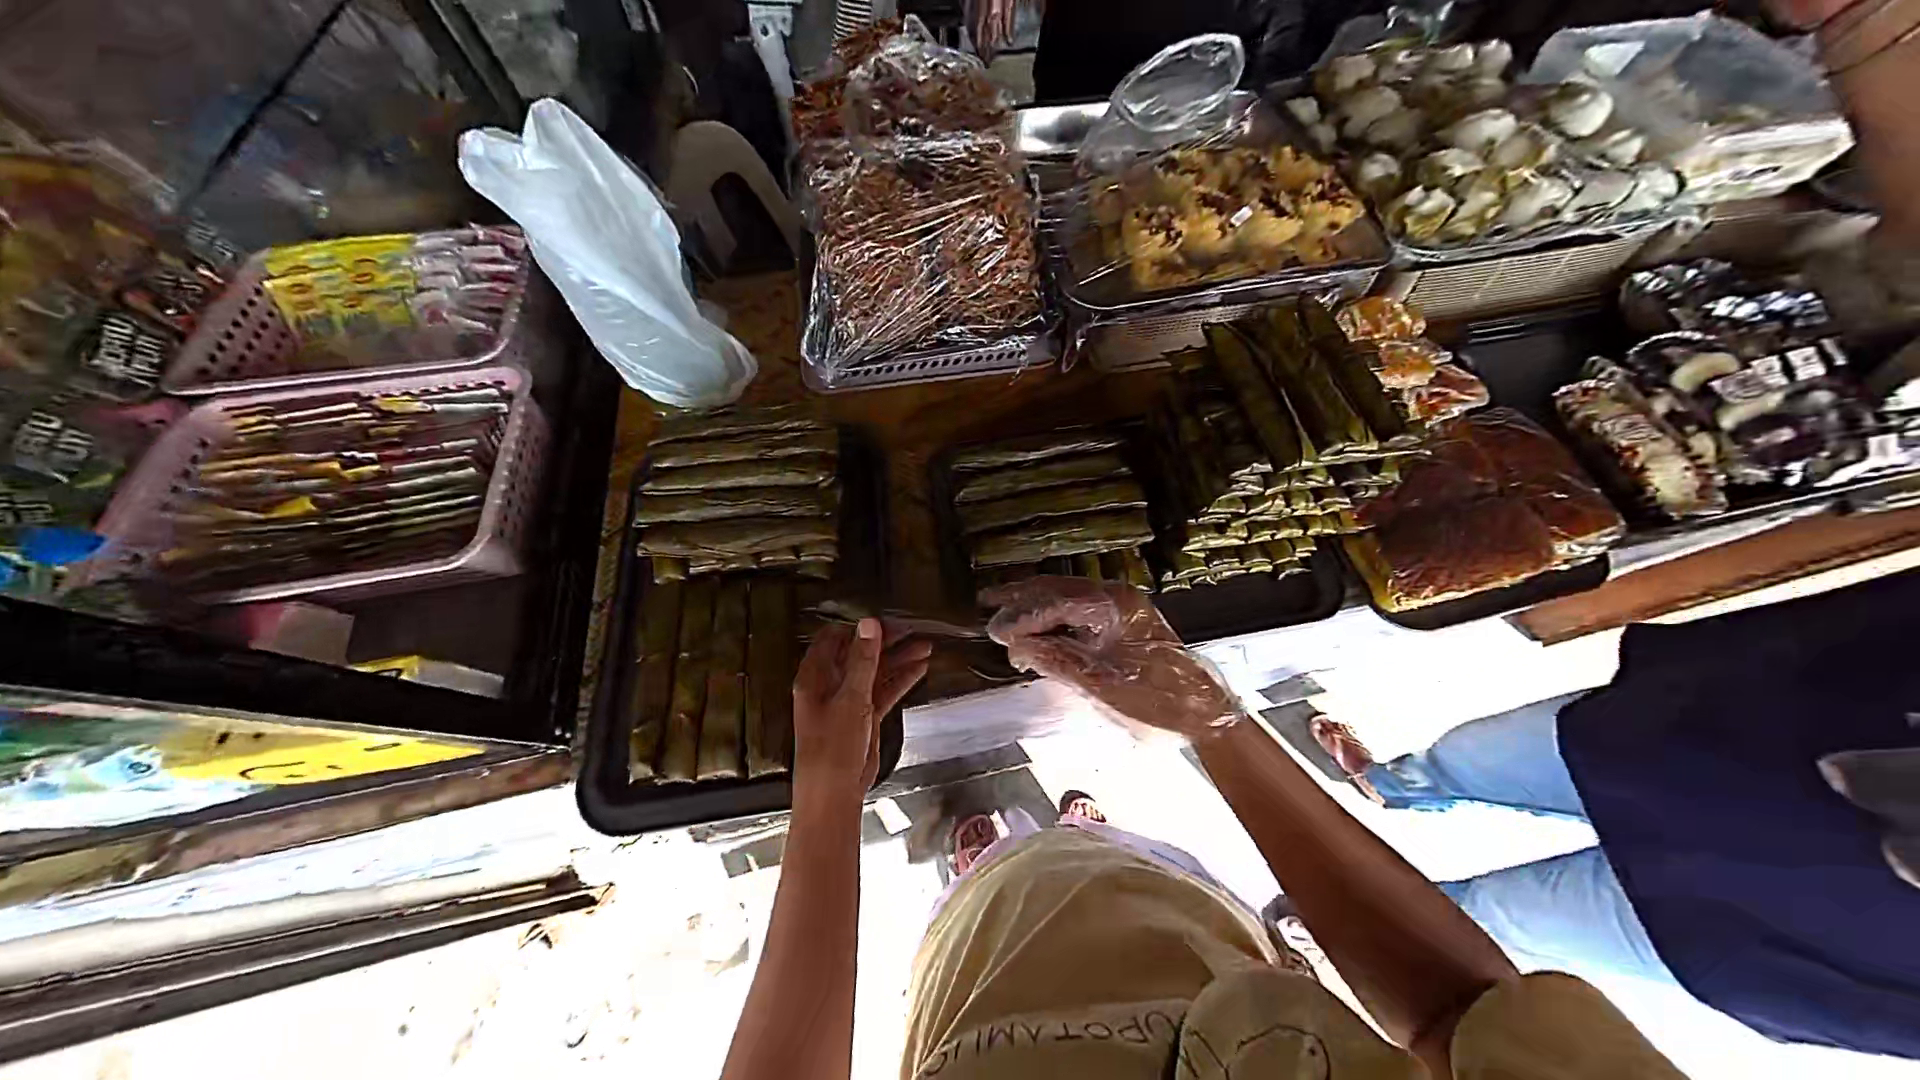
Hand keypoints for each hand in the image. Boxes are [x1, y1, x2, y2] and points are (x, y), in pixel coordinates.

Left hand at [793, 618, 931, 793]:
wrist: (834, 793)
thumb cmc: (831, 749)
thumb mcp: (850, 699)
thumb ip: (863, 660)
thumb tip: (869, 625)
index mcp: (815, 677)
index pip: (835, 639)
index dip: (859, 627)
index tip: (885, 618)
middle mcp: (829, 685)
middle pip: (859, 653)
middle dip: (885, 641)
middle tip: (912, 628)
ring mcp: (848, 700)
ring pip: (876, 671)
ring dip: (898, 658)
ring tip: (924, 645)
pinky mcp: (864, 715)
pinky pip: (884, 690)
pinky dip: (901, 679)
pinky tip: (919, 668)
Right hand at [980, 576, 1244, 741]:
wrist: (1205, 714)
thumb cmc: (1157, 700)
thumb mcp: (1101, 684)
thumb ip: (1056, 660)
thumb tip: (1015, 645)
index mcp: (1115, 605)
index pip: (1057, 601)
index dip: (1023, 615)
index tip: (995, 630)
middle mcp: (1117, 597)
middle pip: (1059, 588)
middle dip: (1021, 596)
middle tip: (986, 602)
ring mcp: (1121, 608)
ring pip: (1067, 596)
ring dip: (1034, 604)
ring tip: (1003, 612)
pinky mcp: (1122, 623)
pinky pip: (1078, 610)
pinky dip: (1052, 616)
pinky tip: (1036, 628)